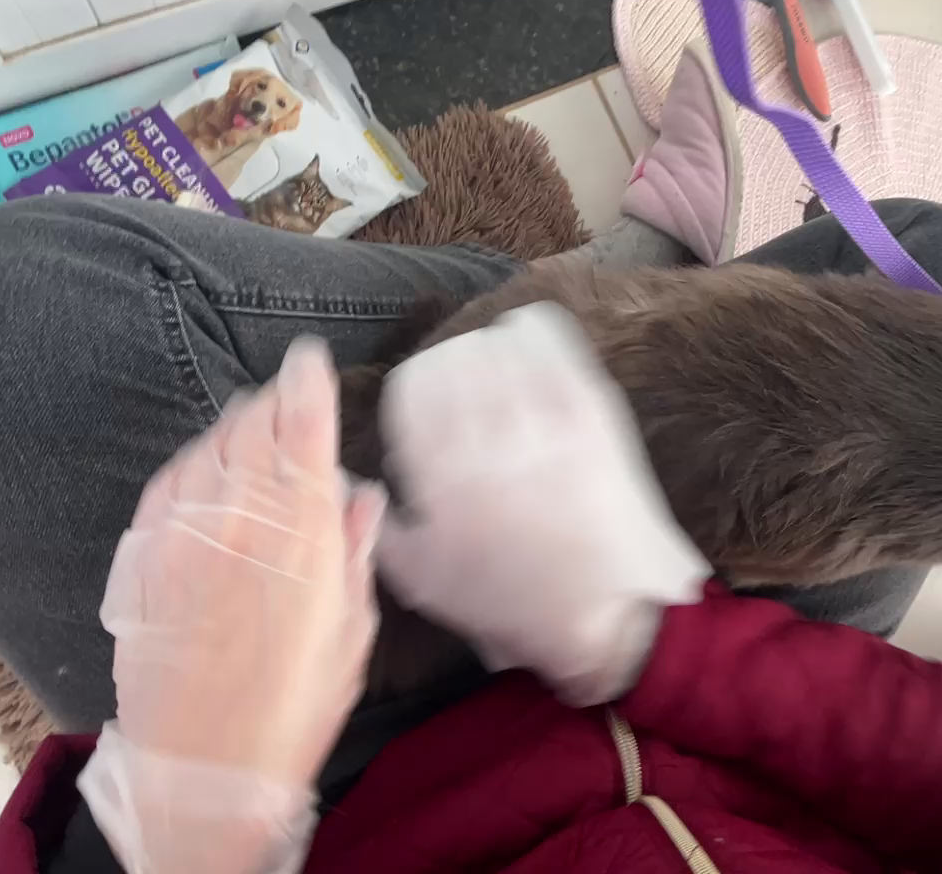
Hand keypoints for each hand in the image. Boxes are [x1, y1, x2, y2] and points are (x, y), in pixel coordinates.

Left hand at [79, 338, 382, 873]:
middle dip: (274, 401)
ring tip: (252, 422)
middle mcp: (244, 518)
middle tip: (286, 398)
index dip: (307, 382)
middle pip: (256, 424)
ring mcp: (188, 533)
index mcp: (304, 532)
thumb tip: (359, 496)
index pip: (305, 429)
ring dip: (236, 423)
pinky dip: (192, 458)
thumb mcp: (350, 631)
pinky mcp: (147, 556)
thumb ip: (355, 551)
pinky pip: (169, 480)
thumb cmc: (293, 706)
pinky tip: (206, 462)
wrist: (200, 773)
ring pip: (212, 443)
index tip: (308, 357)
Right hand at [378, 302, 708, 705]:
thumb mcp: (419, 575)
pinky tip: (525, 348)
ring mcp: (540, 415)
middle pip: (450, 356)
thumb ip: (372, 519)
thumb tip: (335, 475)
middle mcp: (484, 433)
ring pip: (493, 341)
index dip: (413, 389)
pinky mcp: (587, 404)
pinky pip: (546, 337)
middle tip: (460, 391)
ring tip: (493, 376)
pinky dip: (528, 332)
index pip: (409, 386)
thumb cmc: (507, 596)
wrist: (605, 609)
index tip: (425, 405)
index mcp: (438, 469)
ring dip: (485, 352)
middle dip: (447, 369)